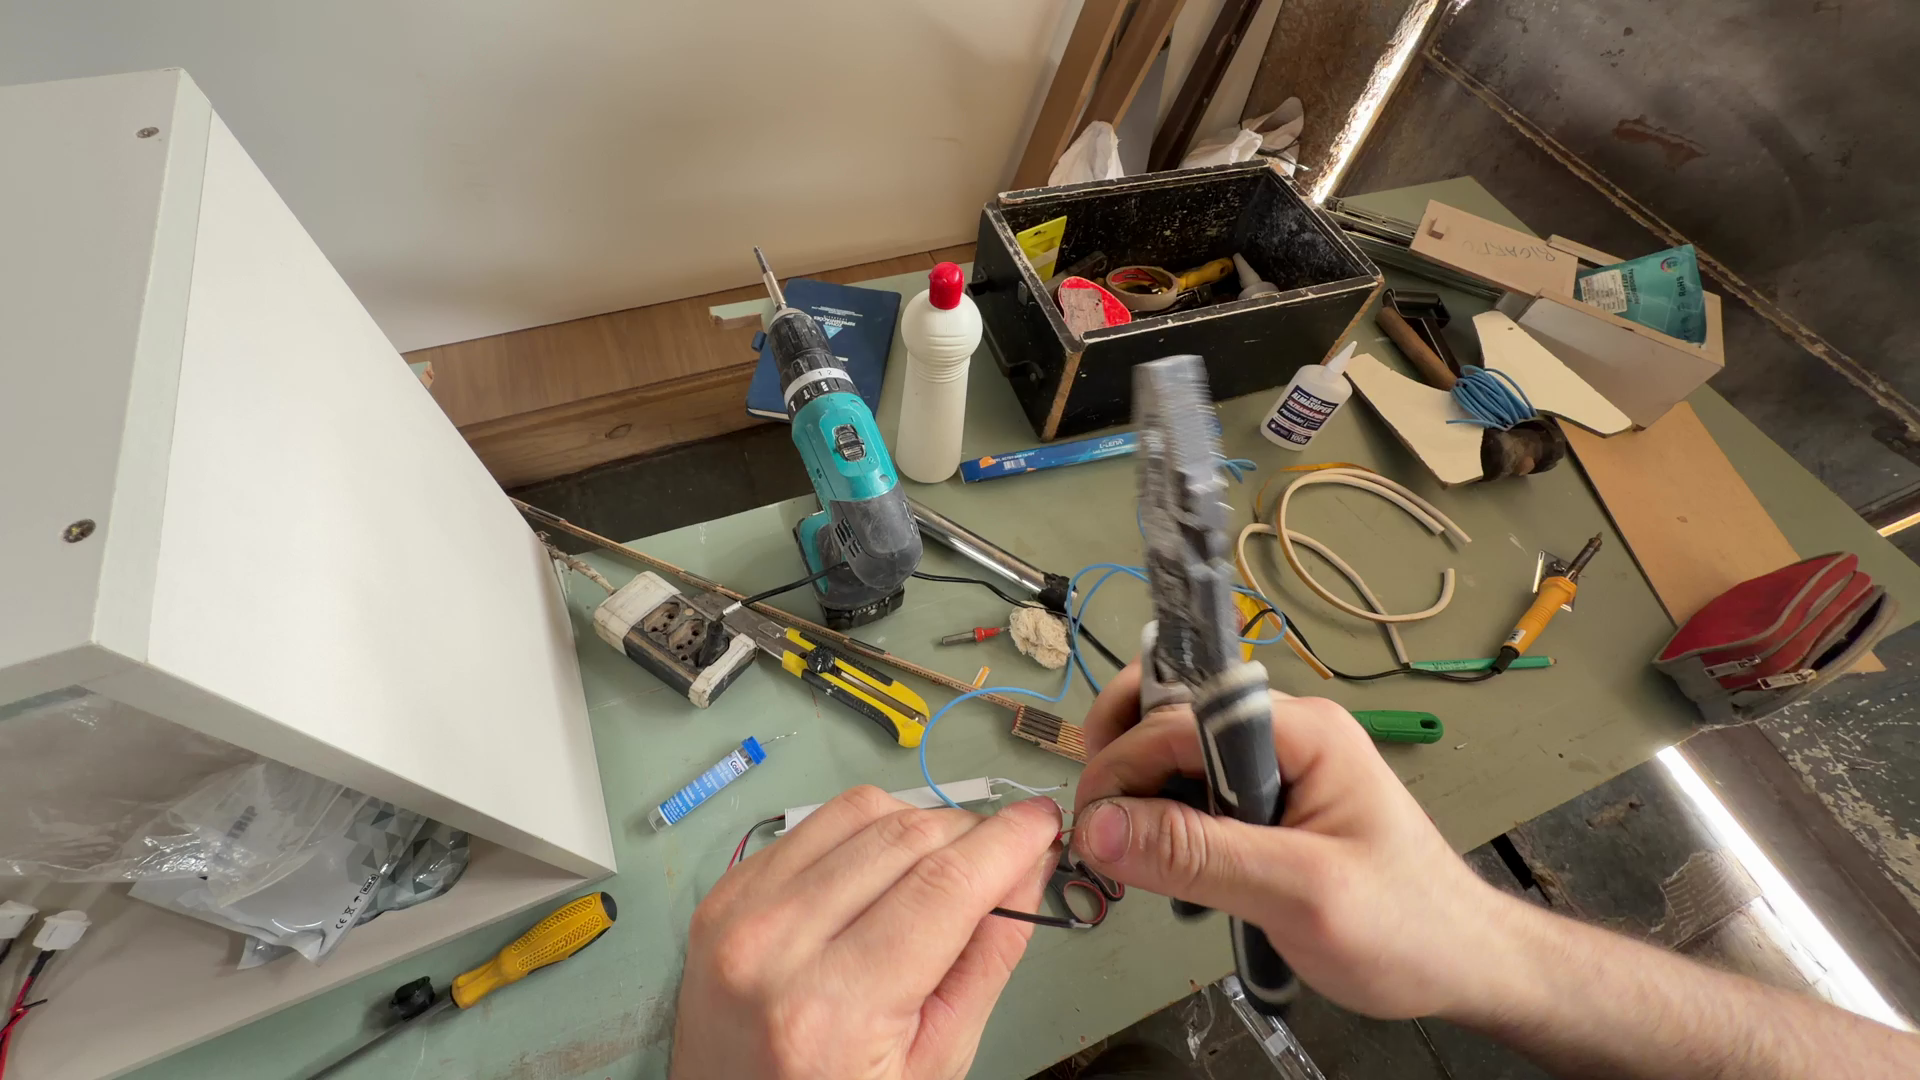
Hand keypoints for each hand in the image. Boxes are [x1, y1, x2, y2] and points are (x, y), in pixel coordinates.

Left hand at [671, 787, 1060, 1079]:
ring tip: (943, 863)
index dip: (1006, 841)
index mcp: (832, 1012)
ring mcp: (742, 907)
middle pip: (907, 836)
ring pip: (866, 810)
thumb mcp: (938, 1059)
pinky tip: (886, 864)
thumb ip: (991, 953)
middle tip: (1003, 851)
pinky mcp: (729, 885)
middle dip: (973, 832)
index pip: (944, 886)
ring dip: (924, 821)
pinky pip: (822, 818)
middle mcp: (775, 945)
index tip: (1042, 820)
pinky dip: (872, 827)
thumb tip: (1030, 862)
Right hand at [1069, 664, 1513, 1019]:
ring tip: (1125, 848)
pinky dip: (1158, 810)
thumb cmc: (1406, 929)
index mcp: (1295, 727)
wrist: (1469, 964)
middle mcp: (1276, 725)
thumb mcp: (1299, 895)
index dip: (1123, 761)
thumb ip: (1196, 856)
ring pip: (1169, 744)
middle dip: (1117, 757)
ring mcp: (1267, 755)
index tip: (1090, 824)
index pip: (1177, 717)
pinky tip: (1158, 854)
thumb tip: (1096, 827)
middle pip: (1164, 708)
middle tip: (1098, 825)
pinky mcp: (1261, 789)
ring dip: (1134, 788)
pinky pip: (1187, 780)